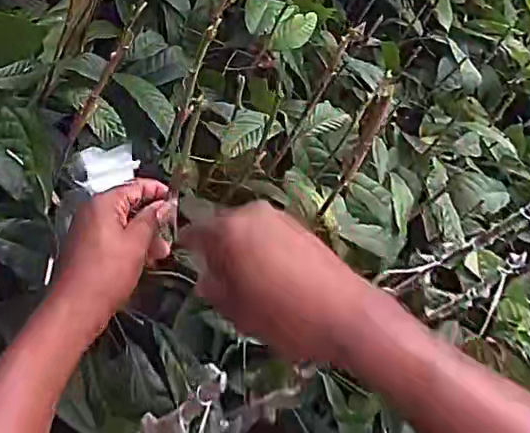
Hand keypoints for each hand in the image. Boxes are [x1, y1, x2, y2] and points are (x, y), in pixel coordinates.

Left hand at [47, 178, 174, 332]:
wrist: (74, 311)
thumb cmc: (106, 274)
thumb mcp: (136, 244)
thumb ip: (152, 220)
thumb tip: (164, 205)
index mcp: (103, 203)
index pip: (135, 186)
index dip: (157, 191)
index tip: (174, 199)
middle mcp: (92, 211)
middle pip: (128, 205)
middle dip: (151, 219)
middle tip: (169, 234)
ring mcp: (86, 229)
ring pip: (121, 224)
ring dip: (142, 235)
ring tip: (160, 254)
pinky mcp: (84, 248)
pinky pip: (112, 237)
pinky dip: (128, 245)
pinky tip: (142, 260)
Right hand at [181, 202, 382, 364]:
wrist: (346, 312)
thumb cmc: (287, 317)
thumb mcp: (241, 314)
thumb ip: (216, 292)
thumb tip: (205, 281)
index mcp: (230, 230)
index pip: (195, 231)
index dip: (187, 247)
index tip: (183, 260)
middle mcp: (251, 213)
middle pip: (221, 226)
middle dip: (216, 249)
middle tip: (217, 279)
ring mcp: (276, 215)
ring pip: (245, 228)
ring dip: (239, 247)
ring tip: (245, 281)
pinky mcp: (296, 223)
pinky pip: (266, 231)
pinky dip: (260, 246)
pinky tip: (269, 275)